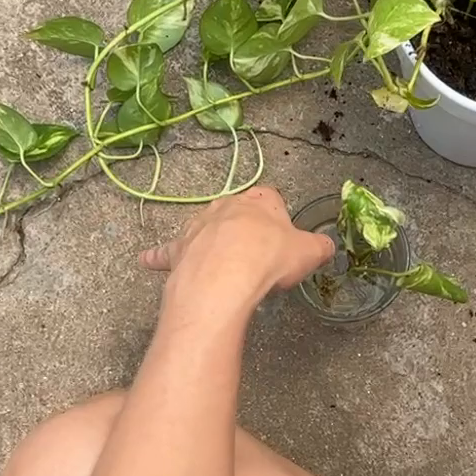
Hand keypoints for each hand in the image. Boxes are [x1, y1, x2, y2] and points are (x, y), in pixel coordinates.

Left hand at [140, 187, 335, 312]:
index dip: (278, 219)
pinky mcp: (179, 250)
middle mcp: (226, 207)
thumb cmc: (270, 258)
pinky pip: (167, 252)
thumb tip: (328, 247)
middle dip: (245, 231)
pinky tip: (148, 262)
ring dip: (212, 242)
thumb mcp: (309, 252)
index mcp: (260, 202)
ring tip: (224, 266)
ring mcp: (198, 227)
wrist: (227, 276)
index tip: (282, 238)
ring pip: (204, 229)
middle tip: (257, 257)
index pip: (272, 200)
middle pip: (236, 213)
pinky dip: (160, 257)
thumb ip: (319, 247)